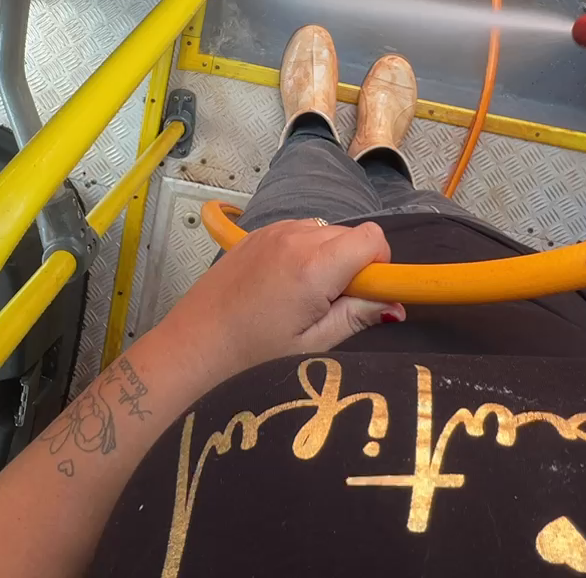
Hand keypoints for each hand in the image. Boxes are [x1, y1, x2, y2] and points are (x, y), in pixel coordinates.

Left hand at [149, 218, 402, 383]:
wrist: (191, 348)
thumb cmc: (251, 357)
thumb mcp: (312, 346)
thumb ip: (357, 316)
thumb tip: (394, 302)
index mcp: (313, 264)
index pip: (373, 238)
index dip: (380, 266)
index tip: (366, 297)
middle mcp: (296, 236)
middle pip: (351, 235)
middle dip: (354, 265)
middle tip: (331, 306)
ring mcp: (273, 230)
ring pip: (326, 231)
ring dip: (329, 257)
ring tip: (304, 298)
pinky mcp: (257, 233)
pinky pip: (300, 232)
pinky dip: (305, 251)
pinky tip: (284, 285)